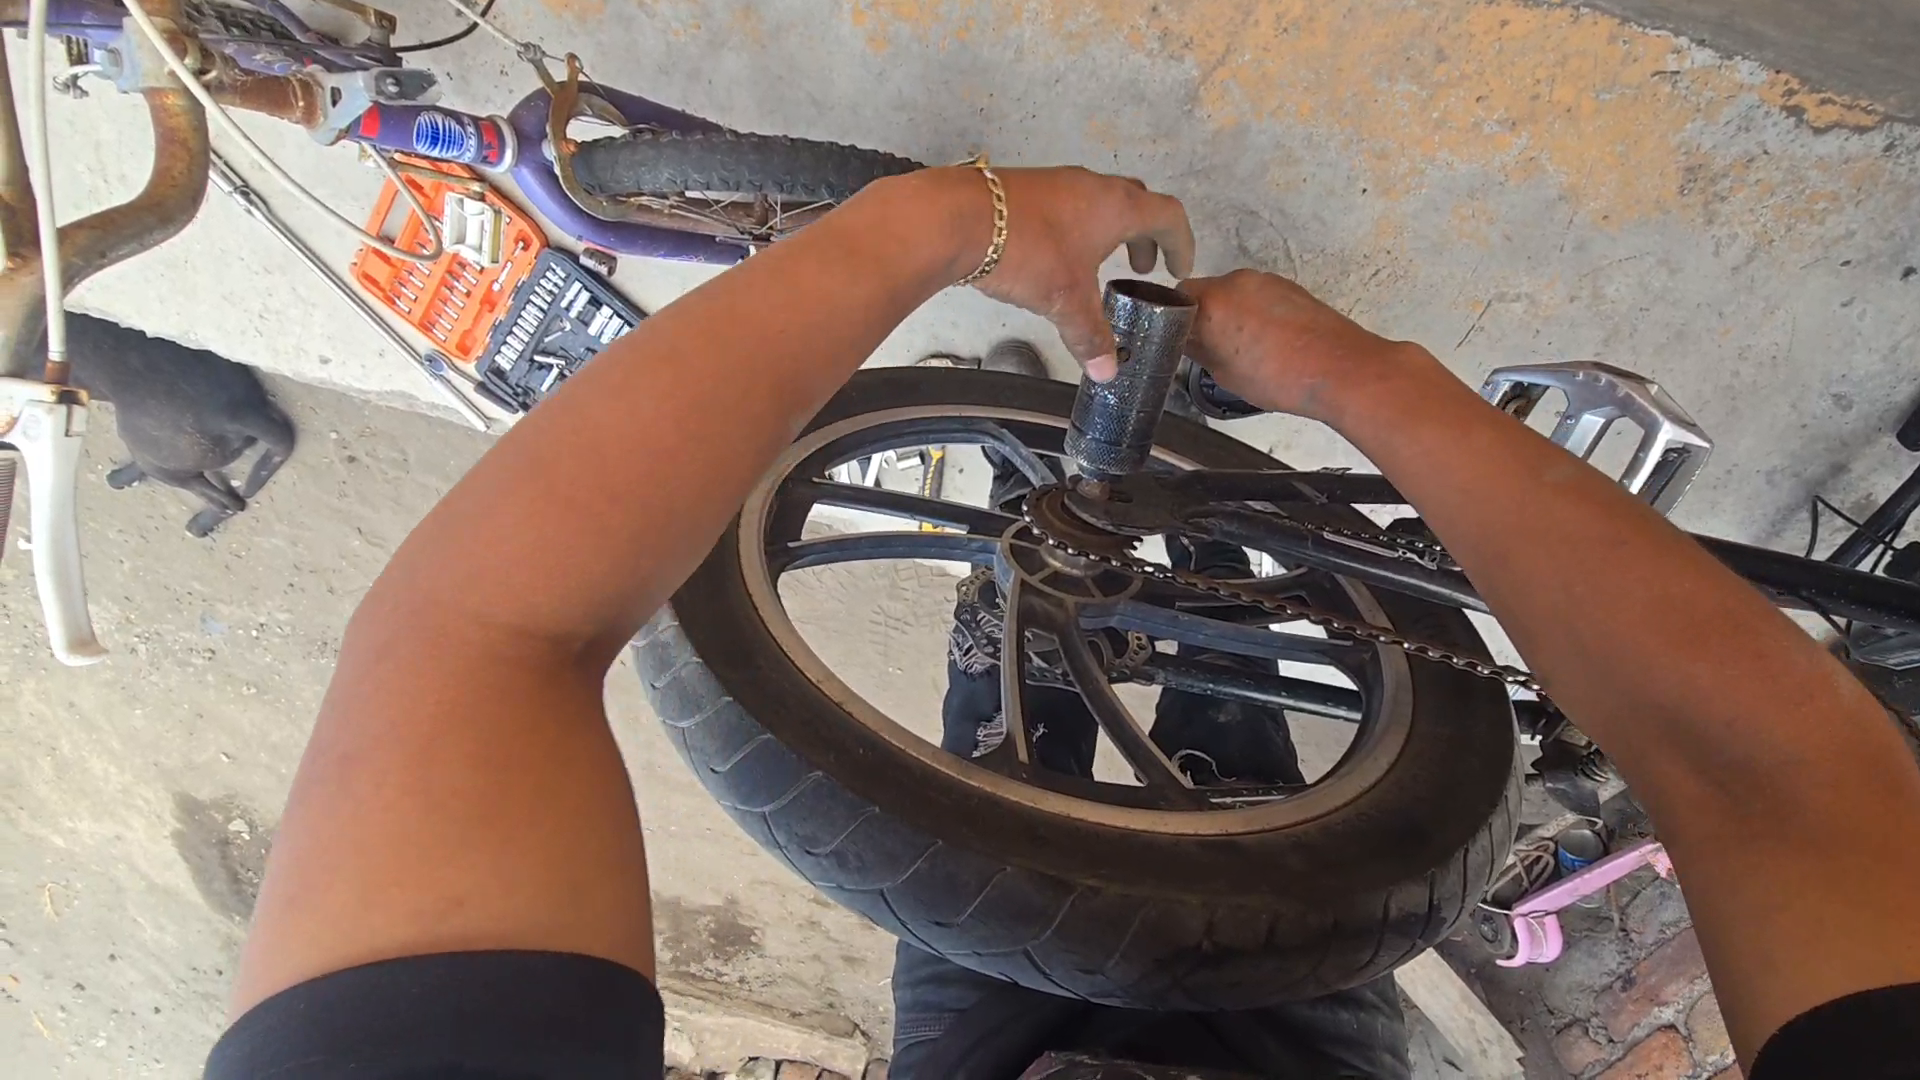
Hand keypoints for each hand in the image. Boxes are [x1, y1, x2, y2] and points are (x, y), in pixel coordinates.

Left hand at [945, 166, 1194, 379]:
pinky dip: (1076, 230)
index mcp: (1116, 207)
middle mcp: (1092, 186)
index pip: (1167, 215)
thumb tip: (1108, 374)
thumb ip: (1090, 337)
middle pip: (1134, 203)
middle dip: (1144, 236)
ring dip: (1107, 232)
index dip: (1181, 242)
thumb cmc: (1029, 254)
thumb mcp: (1066, 302)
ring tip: (1097, 266)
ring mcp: (1057, 183)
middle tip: (1141, 268)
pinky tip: (1055, 259)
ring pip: (1096, 203)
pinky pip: (1066, 207)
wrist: (960, 219)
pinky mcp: (1026, 190)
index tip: (1180, 268)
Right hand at [1183, 270, 1432, 420]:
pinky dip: (1252, 313)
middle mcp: (1236, 282)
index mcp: (1212, 302)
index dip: (1172, 320)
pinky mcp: (1287, 286)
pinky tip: (1263, 341)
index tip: (1177, 341)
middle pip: (1203, 292)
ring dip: (1228, 314)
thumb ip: (1198, 350)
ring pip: (1231, 294)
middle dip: (1201, 316)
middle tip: (1206, 348)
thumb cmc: (1279, 376)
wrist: (1339, 369)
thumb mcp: (1222, 372)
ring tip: (1240, 348)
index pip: (1174, 300)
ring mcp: (1265, 281)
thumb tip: (1185, 341)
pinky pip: (1256, 296)